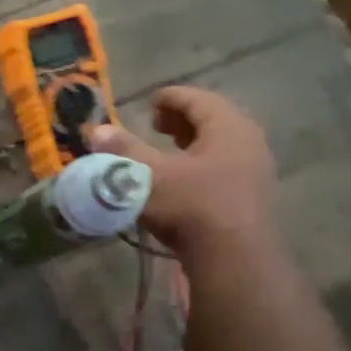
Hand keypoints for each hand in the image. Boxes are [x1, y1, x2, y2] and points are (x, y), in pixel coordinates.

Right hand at [89, 87, 276, 253]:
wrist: (231, 252)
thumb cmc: (190, 204)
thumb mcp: (146, 175)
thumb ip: (123, 151)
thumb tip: (97, 129)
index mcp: (228, 127)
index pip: (199, 100)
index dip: (173, 97)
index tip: (152, 99)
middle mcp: (247, 140)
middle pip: (213, 120)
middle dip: (182, 120)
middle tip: (156, 123)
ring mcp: (253, 168)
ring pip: (219, 145)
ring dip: (191, 143)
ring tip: (166, 150)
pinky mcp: (248, 194)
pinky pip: (221, 167)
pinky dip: (199, 164)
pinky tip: (181, 180)